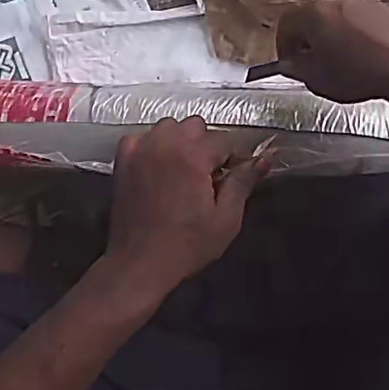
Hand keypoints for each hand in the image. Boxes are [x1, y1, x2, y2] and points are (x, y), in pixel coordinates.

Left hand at [89, 117, 268, 307]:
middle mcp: (164, 143)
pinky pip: (143, 137)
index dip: (235, 158)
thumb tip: (265, 157)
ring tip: (184, 172)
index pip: (225, 139)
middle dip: (207, 146)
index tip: (235, 176)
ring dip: (180, 141)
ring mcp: (140, 149)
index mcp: (192, 155)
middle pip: (196, 126)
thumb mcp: (225, 218)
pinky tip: (158, 169)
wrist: (139, 263)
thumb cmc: (186, 246)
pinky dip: (153, 146)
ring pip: (169, 127)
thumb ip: (243, 182)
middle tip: (209, 177)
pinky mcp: (123, 159)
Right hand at [275, 0, 388, 104]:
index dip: (283, 43)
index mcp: (316, 14)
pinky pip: (367, 24)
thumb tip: (291, 64)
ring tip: (342, 63)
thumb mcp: (316, 79)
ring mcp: (369, 6)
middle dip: (310, 39)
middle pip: (315, 17)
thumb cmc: (361, 74)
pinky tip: (367, 60)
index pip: (287, 22)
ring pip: (343, 19)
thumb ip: (296, 68)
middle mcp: (342, 3)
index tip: (288, 59)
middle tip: (312, 62)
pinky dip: (362, 38)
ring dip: (337, 37)